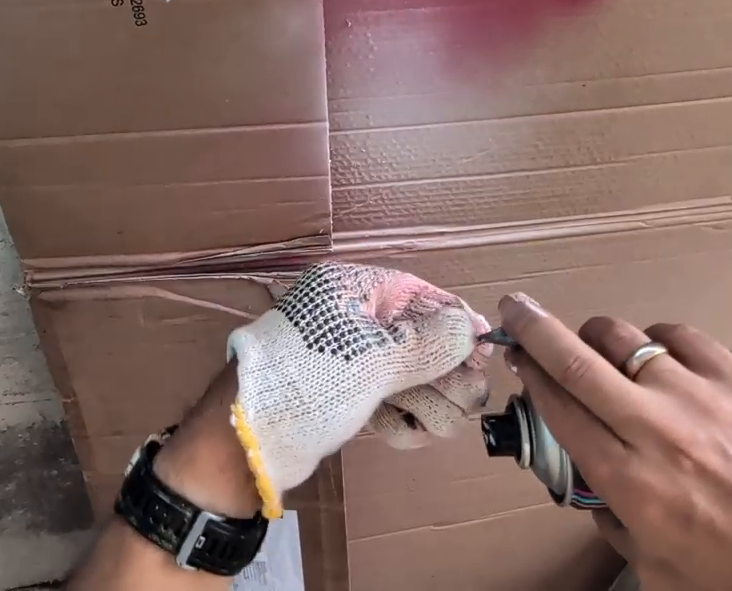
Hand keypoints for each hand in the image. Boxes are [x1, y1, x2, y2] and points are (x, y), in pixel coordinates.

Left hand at [227, 262, 489, 515]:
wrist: (249, 441)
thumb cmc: (311, 380)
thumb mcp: (375, 358)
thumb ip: (429, 342)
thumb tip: (471, 325)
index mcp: (351, 289)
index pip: (416, 292)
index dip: (452, 319)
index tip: (482, 345)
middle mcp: (351, 319)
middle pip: (419, 338)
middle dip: (442, 371)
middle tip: (464, 397)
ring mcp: (348, 360)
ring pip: (408, 375)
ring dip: (424, 402)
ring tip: (429, 422)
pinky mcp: (345, 397)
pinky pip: (388, 403)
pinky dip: (398, 420)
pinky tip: (397, 433)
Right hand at [496, 295, 731, 590]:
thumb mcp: (661, 575)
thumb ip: (615, 524)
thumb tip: (593, 491)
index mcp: (630, 485)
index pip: (558, 407)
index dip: (528, 373)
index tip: (514, 354)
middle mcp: (655, 433)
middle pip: (574, 359)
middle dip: (533, 327)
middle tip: (515, 306)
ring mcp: (701, 400)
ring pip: (624, 339)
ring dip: (598, 335)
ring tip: (599, 345)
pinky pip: (682, 337)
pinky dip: (660, 340)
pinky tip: (663, 355)